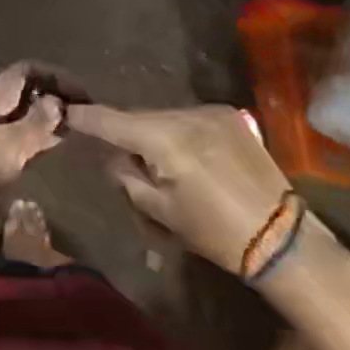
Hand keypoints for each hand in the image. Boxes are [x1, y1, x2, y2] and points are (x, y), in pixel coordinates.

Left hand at [0, 63, 84, 234]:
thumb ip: (35, 124)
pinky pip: (17, 140)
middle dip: (56, 98)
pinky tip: (53, 152)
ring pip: (23, 117)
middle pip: (27, 92)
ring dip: (48, 121)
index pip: (28, 70)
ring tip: (79, 134)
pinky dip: (37, 141)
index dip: (57, 77)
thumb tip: (59, 102)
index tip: (86, 96)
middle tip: (89, 118)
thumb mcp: (7, 147)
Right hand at [67, 105, 293, 272]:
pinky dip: (180, 133)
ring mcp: (210, 111)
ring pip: (164, 117)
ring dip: (156, 133)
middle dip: (128, 134)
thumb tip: (113, 156)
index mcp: (164, 139)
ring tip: (166, 164)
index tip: (65, 110)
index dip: (86, 117)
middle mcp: (185, 114)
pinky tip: (192, 158)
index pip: (111, 121)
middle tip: (126, 161)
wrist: (283, 238)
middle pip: (140, 118)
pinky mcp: (230, 116)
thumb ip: (127, 176)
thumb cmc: (215, 231)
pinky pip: (189, 118)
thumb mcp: (160, 210)